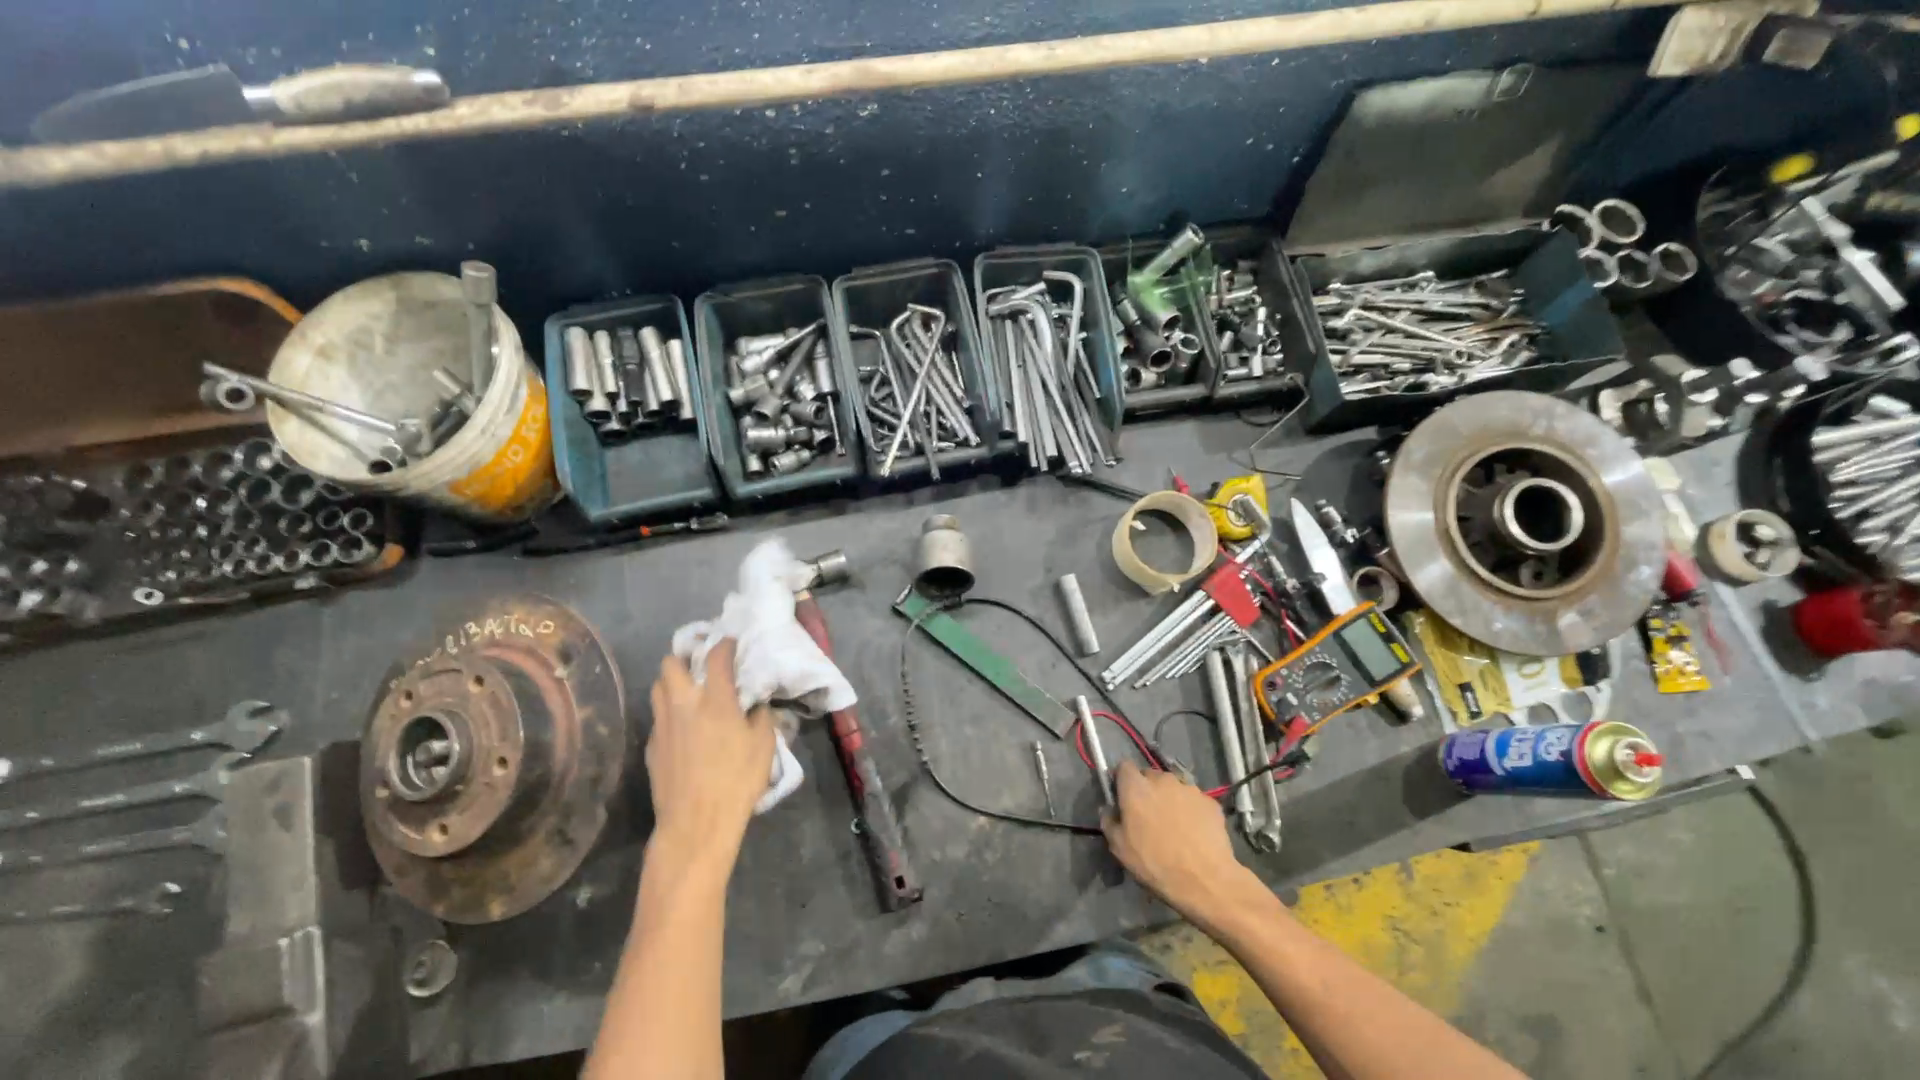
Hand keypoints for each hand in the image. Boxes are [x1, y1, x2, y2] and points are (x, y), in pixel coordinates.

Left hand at [645, 638, 775, 853]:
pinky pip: (657, 717)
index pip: (716, 657)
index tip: (731, 643)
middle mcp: (683, 704)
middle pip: (671, 664)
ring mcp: (662, 725)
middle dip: (685, 659)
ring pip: (657, 688)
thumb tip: (754, 705)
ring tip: (688, 692)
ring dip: (672, 683)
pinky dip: (668, 714)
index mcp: (715, 700)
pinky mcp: (651, 746)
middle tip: (700, 667)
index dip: (724, 645)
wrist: (695, 822)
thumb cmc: (736, 782)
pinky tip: (682, 729)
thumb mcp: (764, 747)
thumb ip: (760, 718)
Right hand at [1102, 762, 1259, 924]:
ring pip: (1173, 787)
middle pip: (1150, 776)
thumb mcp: (1120, 849)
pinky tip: (1192, 833)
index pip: (1123, 766)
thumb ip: (1109, 822)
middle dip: (1146, 790)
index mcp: (1136, 788)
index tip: (1122, 797)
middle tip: (1147, 815)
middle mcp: (1163, 780)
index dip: (1122, 780)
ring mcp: (1189, 789)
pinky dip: (1190, 810)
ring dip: (1169, 799)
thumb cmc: (1155, 863)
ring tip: (1173, 826)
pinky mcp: (1210, 801)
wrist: (1204, 879)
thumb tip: (1108, 809)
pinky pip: (1193, 800)